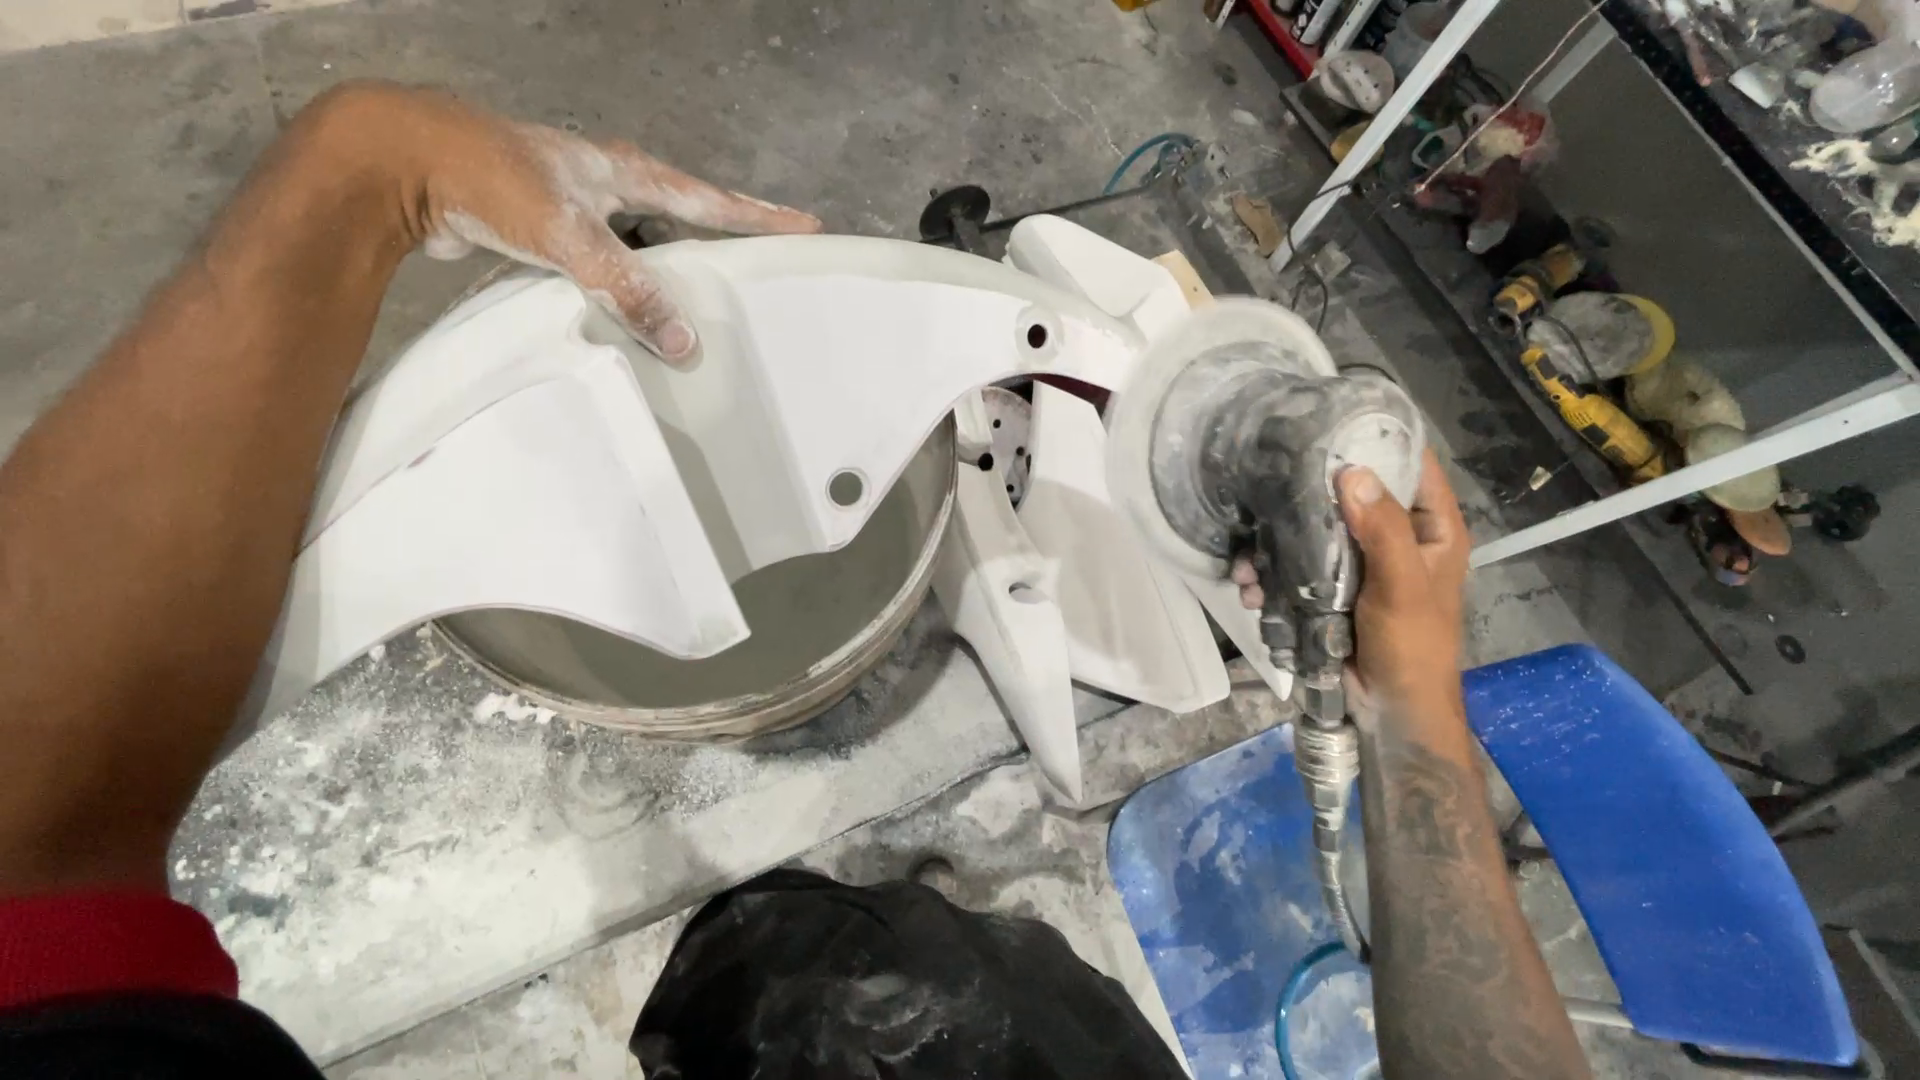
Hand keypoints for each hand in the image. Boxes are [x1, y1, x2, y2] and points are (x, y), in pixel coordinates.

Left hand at [313, 81, 822, 363]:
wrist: (402, 160)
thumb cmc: (492, 179)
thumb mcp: (573, 236)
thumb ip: (630, 290)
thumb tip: (684, 344)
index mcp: (632, 175)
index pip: (714, 202)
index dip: (762, 217)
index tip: (808, 228)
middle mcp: (614, 183)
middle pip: (689, 216)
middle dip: (726, 240)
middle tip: (760, 267)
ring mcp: (583, 203)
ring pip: (648, 239)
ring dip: (675, 266)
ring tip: (704, 299)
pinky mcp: (553, 226)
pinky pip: (613, 259)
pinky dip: (632, 281)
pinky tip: (634, 307)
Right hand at [1231, 450, 1468, 715]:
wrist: (1391, 709)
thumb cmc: (1412, 645)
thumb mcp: (1402, 585)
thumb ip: (1381, 529)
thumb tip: (1350, 472)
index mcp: (1430, 529)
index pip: (1412, 465)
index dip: (1382, 439)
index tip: (1334, 420)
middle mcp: (1395, 537)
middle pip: (1353, 494)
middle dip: (1310, 494)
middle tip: (1271, 482)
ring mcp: (1359, 563)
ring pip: (1316, 532)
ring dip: (1279, 544)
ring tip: (1249, 563)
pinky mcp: (1330, 589)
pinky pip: (1298, 567)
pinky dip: (1273, 576)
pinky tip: (1252, 589)